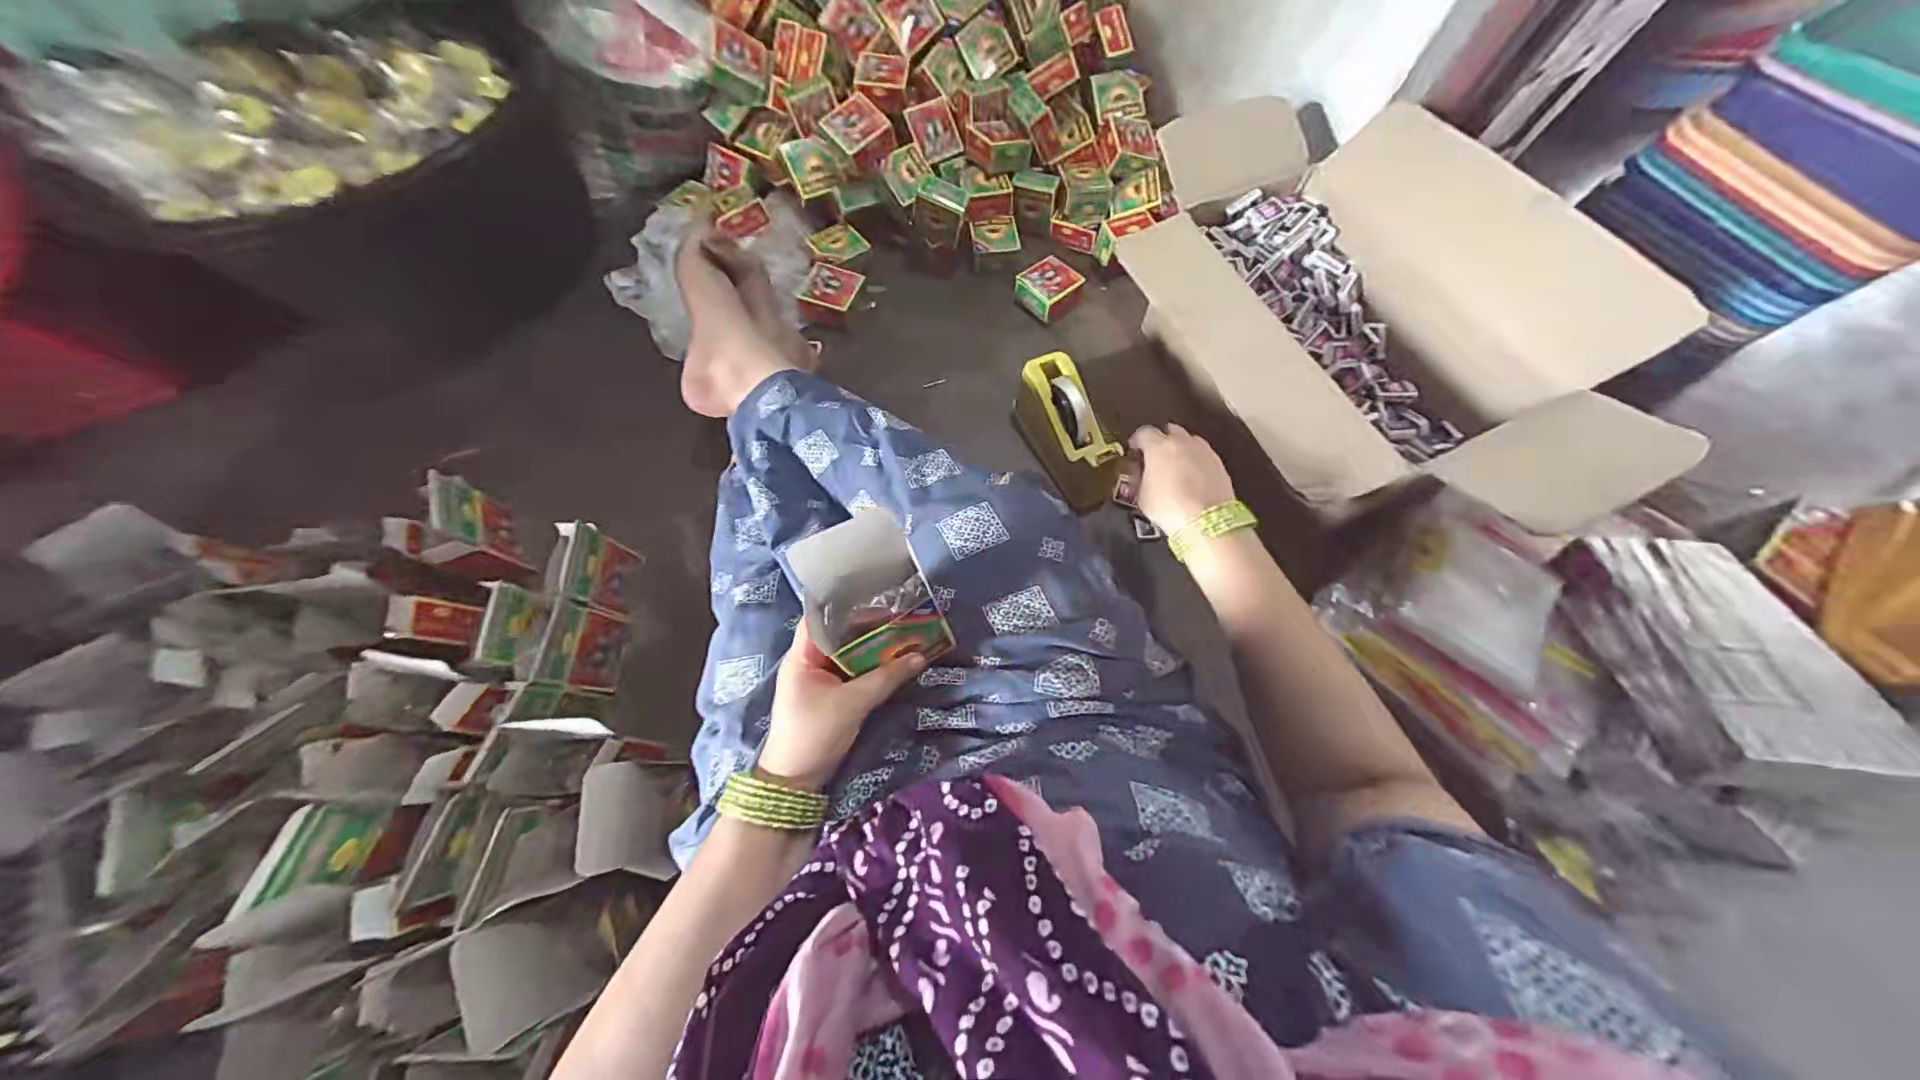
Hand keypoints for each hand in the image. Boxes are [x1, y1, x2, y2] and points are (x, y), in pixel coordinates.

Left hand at [756, 621, 925, 791]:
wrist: (795, 783)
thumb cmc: (815, 734)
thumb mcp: (852, 704)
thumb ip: (886, 678)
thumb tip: (920, 656)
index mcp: (802, 656)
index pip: (820, 617)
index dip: (847, 605)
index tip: (877, 597)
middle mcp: (808, 662)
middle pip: (839, 635)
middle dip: (869, 628)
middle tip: (902, 618)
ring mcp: (819, 680)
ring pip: (848, 655)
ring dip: (873, 649)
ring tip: (904, 636)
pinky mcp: (830, 696)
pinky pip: (852, 673)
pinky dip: (871, 667)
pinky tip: (893, 662)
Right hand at [1128, 424, 1237, 534]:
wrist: (1205, 520)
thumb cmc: (1169, 507)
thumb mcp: (1141, 495)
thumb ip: (1140, 478)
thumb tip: (1142, 474)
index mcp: (1159, 446)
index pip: (1144, 432)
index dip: (1137, 441)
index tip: (1135, 450)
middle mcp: (1183, 442)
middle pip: (1169, 431)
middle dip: (1161, 441)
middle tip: (1156, 457)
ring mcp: (1204, 451)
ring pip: (1189, 441)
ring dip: (1180, 450)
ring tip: (1175, 468)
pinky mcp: (1219, 463)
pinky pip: (1203, 455)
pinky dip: (1195, 461)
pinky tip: (1191, 478)